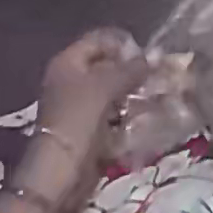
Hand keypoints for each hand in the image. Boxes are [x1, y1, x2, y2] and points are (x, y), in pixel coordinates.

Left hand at [37, 28, 147, 149]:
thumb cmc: (78, 118)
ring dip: (130, 92)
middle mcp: (70, 78)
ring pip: (109, 90)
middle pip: (104, 65)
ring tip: (152, 96)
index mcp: (68, 61)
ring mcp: (77, 104)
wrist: (60, 172)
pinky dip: (124, 112)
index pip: (97, 40)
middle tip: (153, 76)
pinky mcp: (86, 127)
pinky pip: (110, 112)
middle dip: (129, 69)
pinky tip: (142, 116)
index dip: (121, 43)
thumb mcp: (105, 87)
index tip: (145, 54)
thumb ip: (129, 69)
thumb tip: (150, 59)